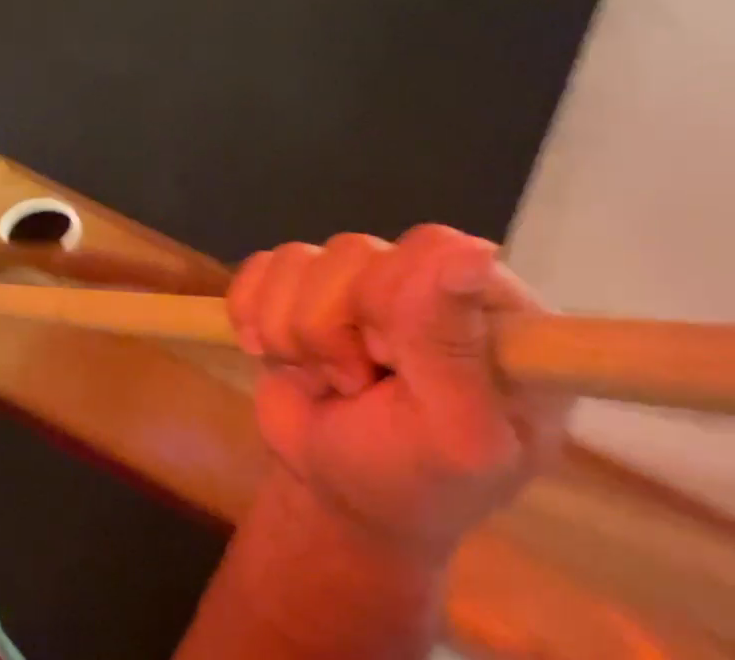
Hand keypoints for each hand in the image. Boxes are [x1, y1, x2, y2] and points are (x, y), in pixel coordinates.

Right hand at [227, 225, 568, 562]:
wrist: (334, 495)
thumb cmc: (415, 481)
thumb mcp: (452, 433)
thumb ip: (450, 344)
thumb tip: (469, 248)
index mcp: (493, 312)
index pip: (431, 249)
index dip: (393, 304)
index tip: (395, 365)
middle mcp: (427, 285)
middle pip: (353, 254)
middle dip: (332, 329)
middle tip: (357, 385)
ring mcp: (357, 285)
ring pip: (297, 261)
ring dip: (291, 333)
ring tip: (322, 380)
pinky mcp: (295, 289)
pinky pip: (259, 268)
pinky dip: (250, 315)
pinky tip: (275, 354)